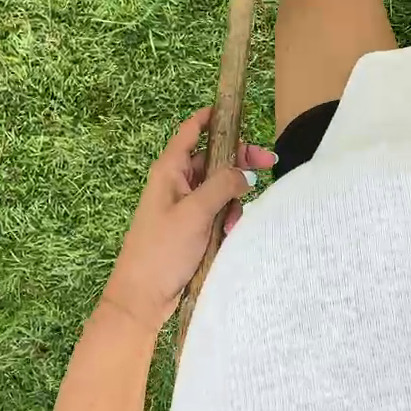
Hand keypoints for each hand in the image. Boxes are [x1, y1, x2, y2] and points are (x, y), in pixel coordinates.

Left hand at [101, 108, 277, 330]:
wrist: (142, 299)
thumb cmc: (161, 250)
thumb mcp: (195, 213)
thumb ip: (222, 185)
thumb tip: (245, 171)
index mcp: (170, 169)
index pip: (191, 130)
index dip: (212, 116)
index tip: (236, 110)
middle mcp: (176, 181)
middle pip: (213, 158)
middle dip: (239, 161)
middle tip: (269, 162)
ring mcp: (184, 204)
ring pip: (219, 186)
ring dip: (234, 197)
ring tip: (236, 220)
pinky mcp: (190, 226)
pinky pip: (216, 210)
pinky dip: (227, 216)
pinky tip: (229, 233)